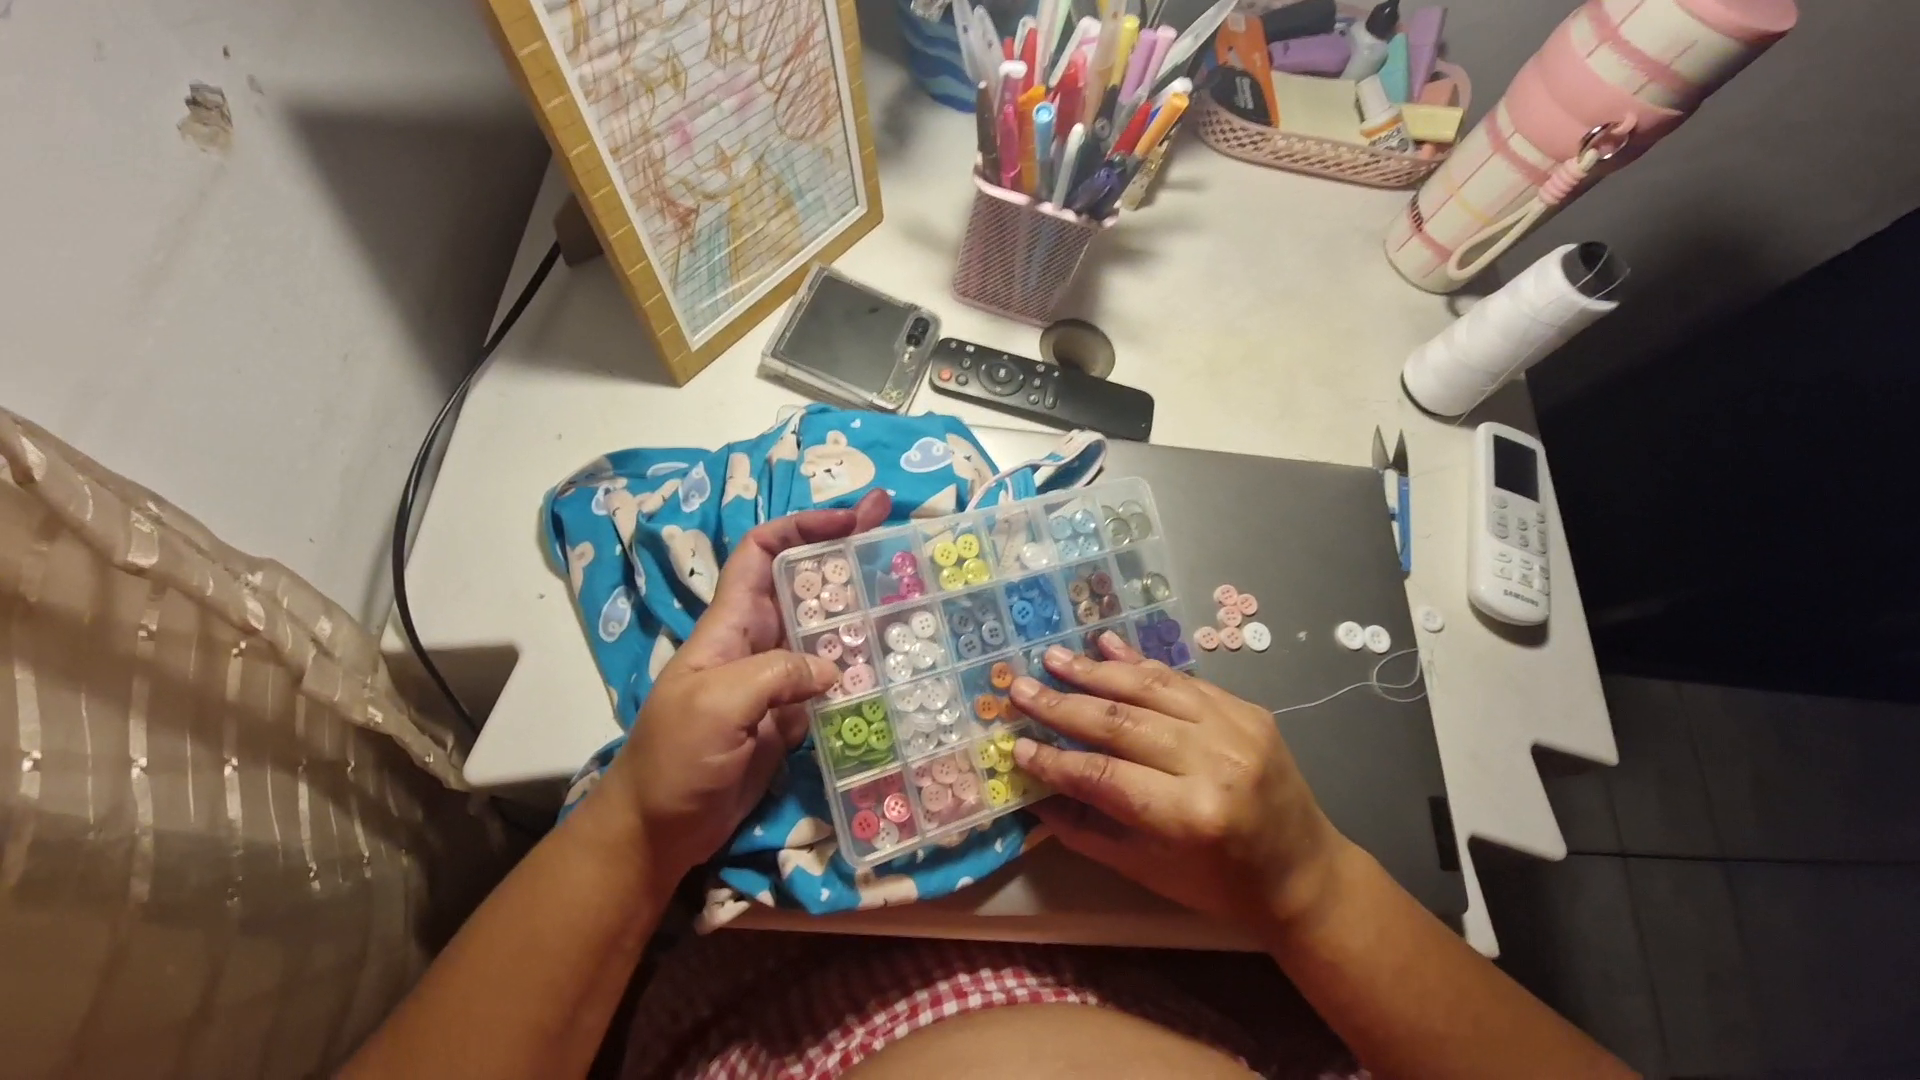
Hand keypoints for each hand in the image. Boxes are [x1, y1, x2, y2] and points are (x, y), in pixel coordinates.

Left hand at [594, 490, 890, 880]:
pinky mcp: (791, 715)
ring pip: (825, 631)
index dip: (803, 526)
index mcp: (731, 623)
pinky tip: (893, 666)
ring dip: (862, 612)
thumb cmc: (675, 759)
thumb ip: (775, 675)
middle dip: (846, 555)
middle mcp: (758, 640)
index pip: (763, 551)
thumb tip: (834, 671)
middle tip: (896, 536)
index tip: (851, 519)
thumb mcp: (716, 705)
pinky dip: (861, 669)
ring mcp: (777, 679)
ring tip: (909, 597)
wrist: (660, 828)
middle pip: (806, 584)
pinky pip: (832, 681)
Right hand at [1009, 632, 1354, 933]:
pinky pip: (1183, 679)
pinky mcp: (1248, 709)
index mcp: (1191, 815)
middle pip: (1123, 723)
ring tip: (1053, 659)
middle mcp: (1215, 762)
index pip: (1105, 776)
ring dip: (1096, 671)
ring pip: (1152, 689)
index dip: (1056, 761)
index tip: (1017, 746)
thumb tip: (1033, 794)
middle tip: (1019, 689)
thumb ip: (1087, 829)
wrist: (1304, 871)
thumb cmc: (1219, 883)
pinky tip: (1105, 645)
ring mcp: (1236, 728)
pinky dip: (1141, 663)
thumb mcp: (1147, 870)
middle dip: (1064, 705)